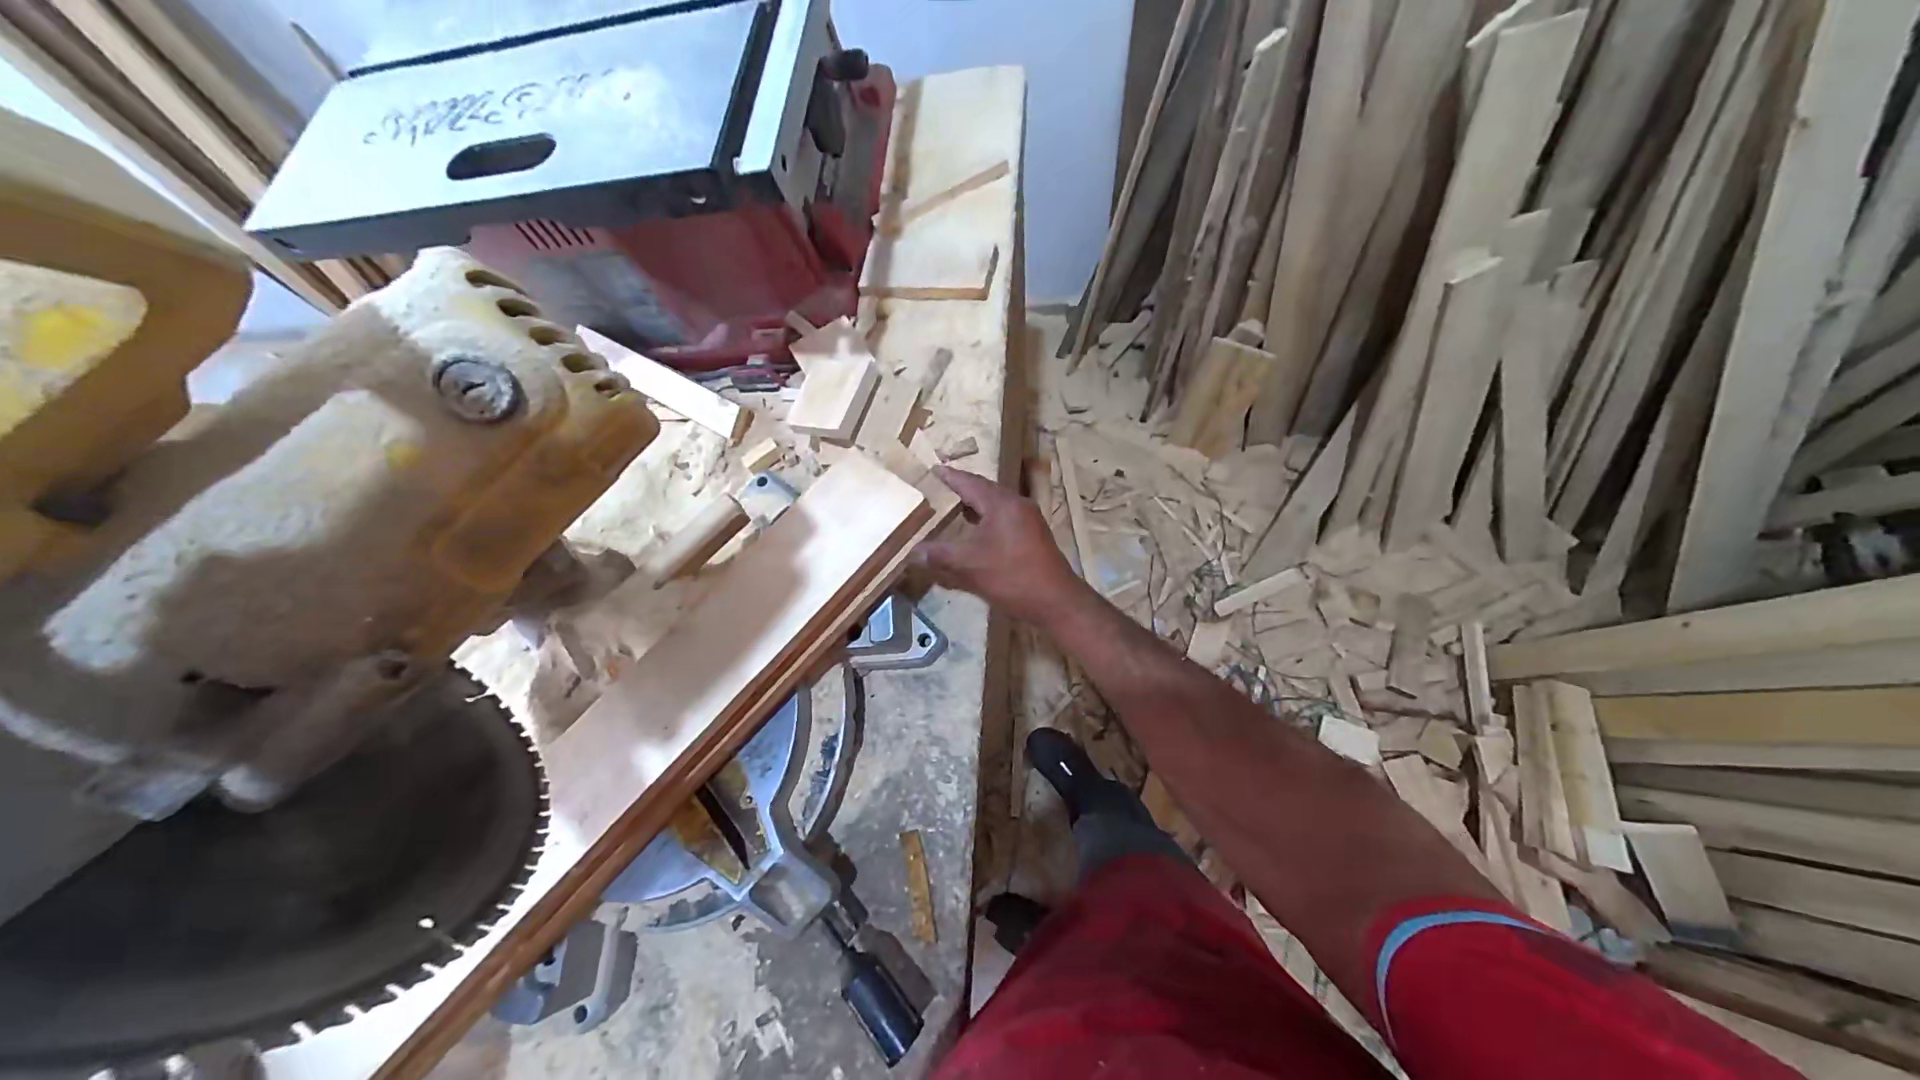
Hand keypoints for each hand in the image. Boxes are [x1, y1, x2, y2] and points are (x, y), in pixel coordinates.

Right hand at [916, 466, 1088, 624]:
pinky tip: (974, 532)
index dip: (949, 477)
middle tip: (937, 489)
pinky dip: (985, 520)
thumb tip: (912, 552)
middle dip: (961, 490)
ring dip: (974, 506)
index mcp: (1002, 504)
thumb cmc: (1012, 578)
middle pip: (984, 490)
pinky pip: (1003, 519)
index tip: (932, 470)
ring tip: (950, 509)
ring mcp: (1028, 520)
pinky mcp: (1033, 535)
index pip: (970, 482)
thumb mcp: (970, 566)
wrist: (1056, 602)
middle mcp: (1017, 505)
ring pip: (995, 505)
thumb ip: (939, 555)